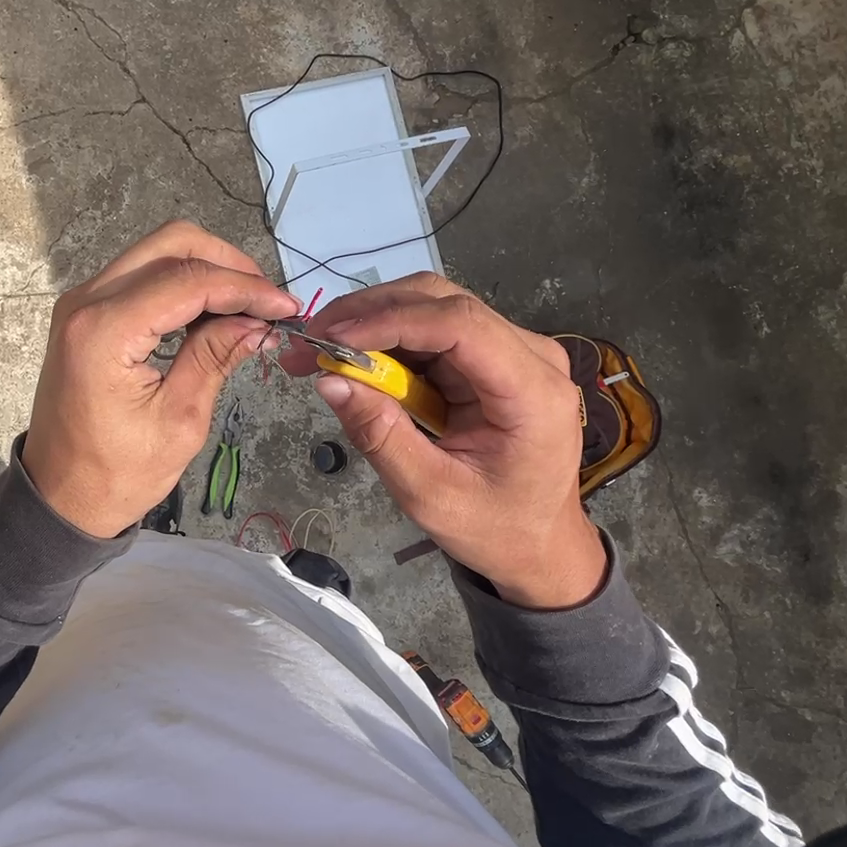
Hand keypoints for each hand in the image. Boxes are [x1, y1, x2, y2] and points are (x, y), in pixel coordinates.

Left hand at [22, 222, 299, 536]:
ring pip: (156, 252)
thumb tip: (259, 322)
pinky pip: (140, 275)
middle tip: (266, 299)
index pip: (189, 281)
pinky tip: (212, 313)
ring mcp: (81, 302)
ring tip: (247, 307)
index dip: (245, 288)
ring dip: (206, 269)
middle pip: (171, 243)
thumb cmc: (118, 472)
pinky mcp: (85, 312)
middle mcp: (87, 301)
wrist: (59, 495)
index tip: (286, 307)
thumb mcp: (179, 420)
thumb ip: (215, 358)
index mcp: (105, 331)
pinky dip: (181, 283)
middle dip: (227, 263)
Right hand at [279, 274, 603, 608]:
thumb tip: (329, 382)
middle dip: (367, 314)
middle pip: (440, 301)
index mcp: (531, 391)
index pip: (460, 325)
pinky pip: (427, 330)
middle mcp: (528, 355)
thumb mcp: (429, 493)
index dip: (390, 322)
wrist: (538, 544)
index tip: (331, 341)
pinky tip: (348, 358)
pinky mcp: (487, 357)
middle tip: (308, 344)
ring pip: (429, 306)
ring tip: (318, 351)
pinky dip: (382, 339)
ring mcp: (510, 350)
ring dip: (368, 321)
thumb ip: (381, 436)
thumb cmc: (493, 528)